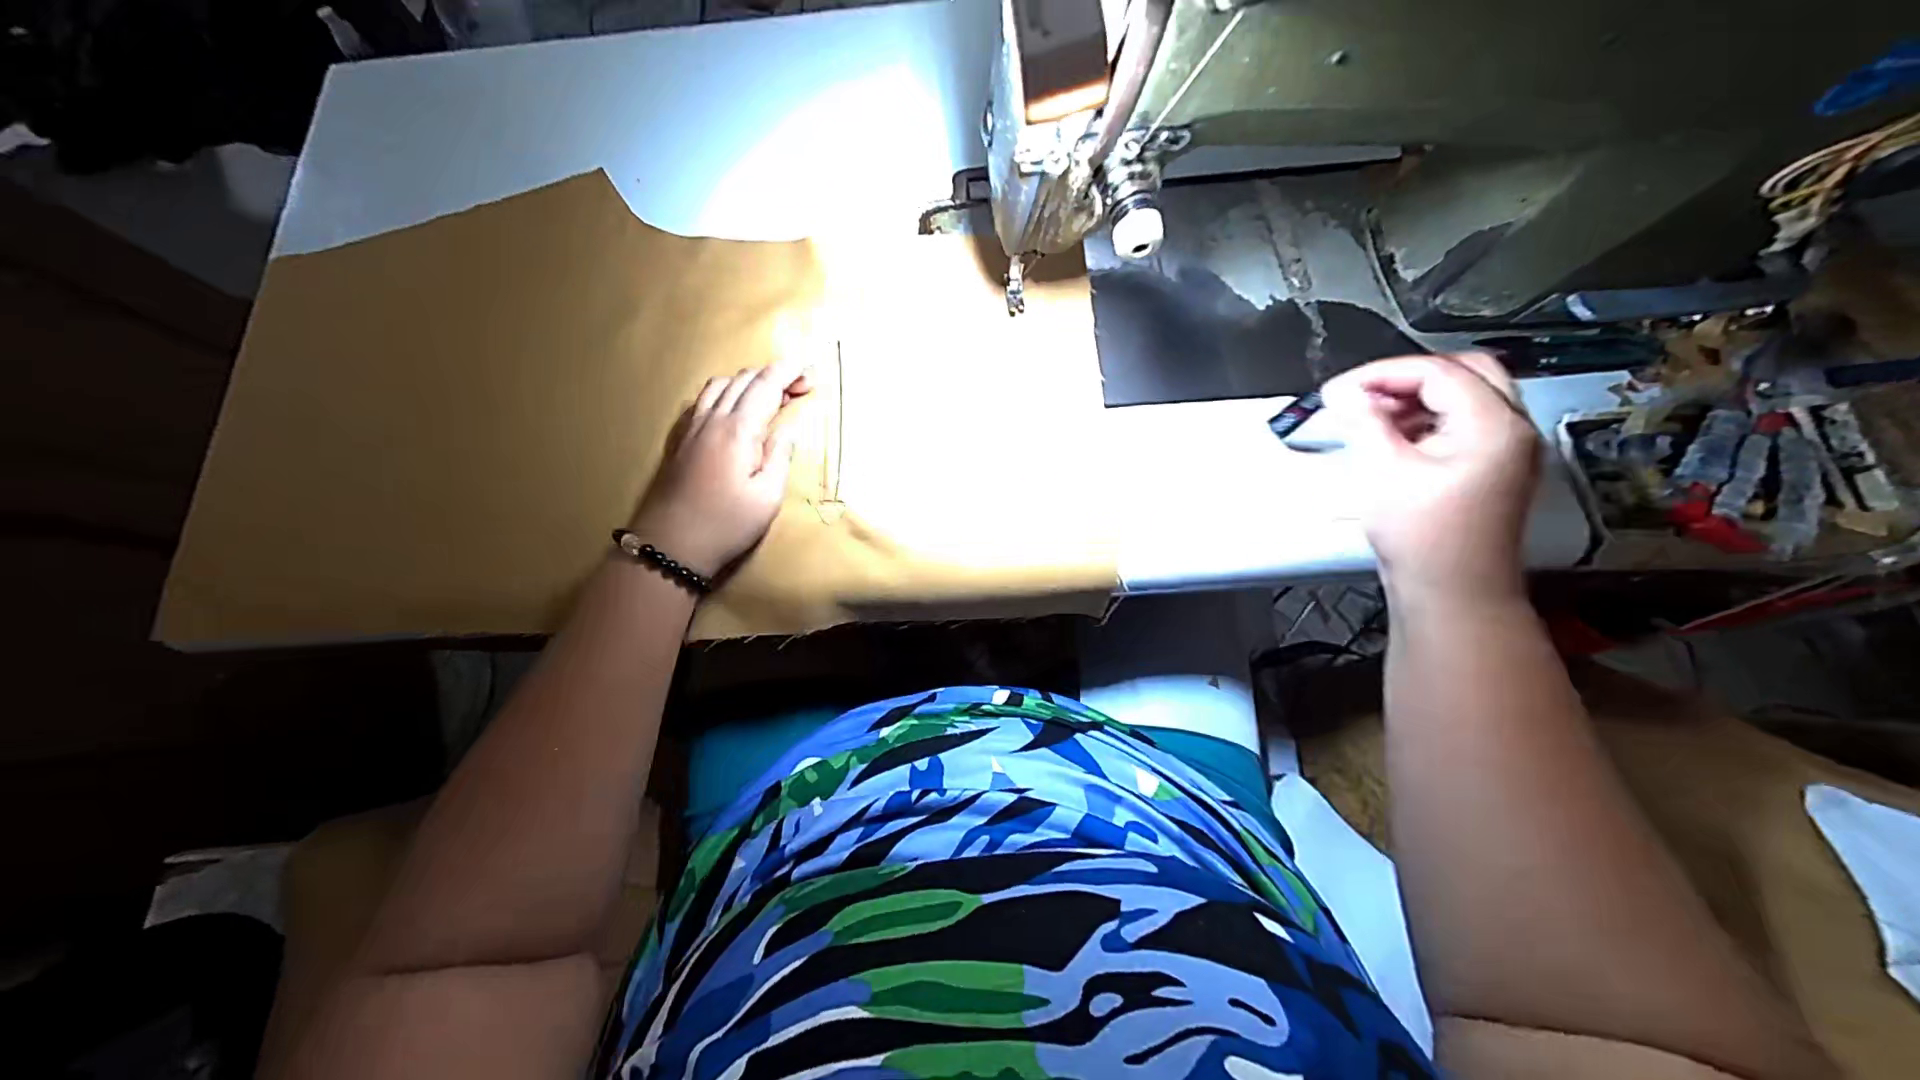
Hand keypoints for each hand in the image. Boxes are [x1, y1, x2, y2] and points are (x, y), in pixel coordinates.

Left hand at [627, 362, 812, 578]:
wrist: (671, 545)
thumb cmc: (727, 524)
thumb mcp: (768, 496)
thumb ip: (780, 454)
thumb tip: (789, 426)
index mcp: (738, 429)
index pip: (766, 385)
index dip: (789, 372)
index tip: (810, 373)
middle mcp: (713, 419)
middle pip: (743, 379)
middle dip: (774, 375)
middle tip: (800, 388)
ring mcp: (692, 427)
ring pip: (720, 384)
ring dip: (748, 382)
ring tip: (770, 397)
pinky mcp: (680, 439)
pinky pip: (703, 400)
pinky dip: (726, 392)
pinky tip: (735, 409)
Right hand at [1321, 352, 1539, 605]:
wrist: (1453, 592)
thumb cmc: (1427, 542)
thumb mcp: (1383, 472)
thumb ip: (1365, 422)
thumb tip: (1346, 393)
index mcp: (1493, 426)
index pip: (1437, 371)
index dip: (1382, 374)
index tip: (1342, 388)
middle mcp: (1511, 430)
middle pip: (1463, 371)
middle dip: (1406, 377)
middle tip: (1363, 394)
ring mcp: (1505, 450)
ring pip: (1464, 396)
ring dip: (1415, 398)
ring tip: (1371, 419)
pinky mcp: (1491, 468)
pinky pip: (1462, 423)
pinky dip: (1426, 420)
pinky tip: (1392, 440)